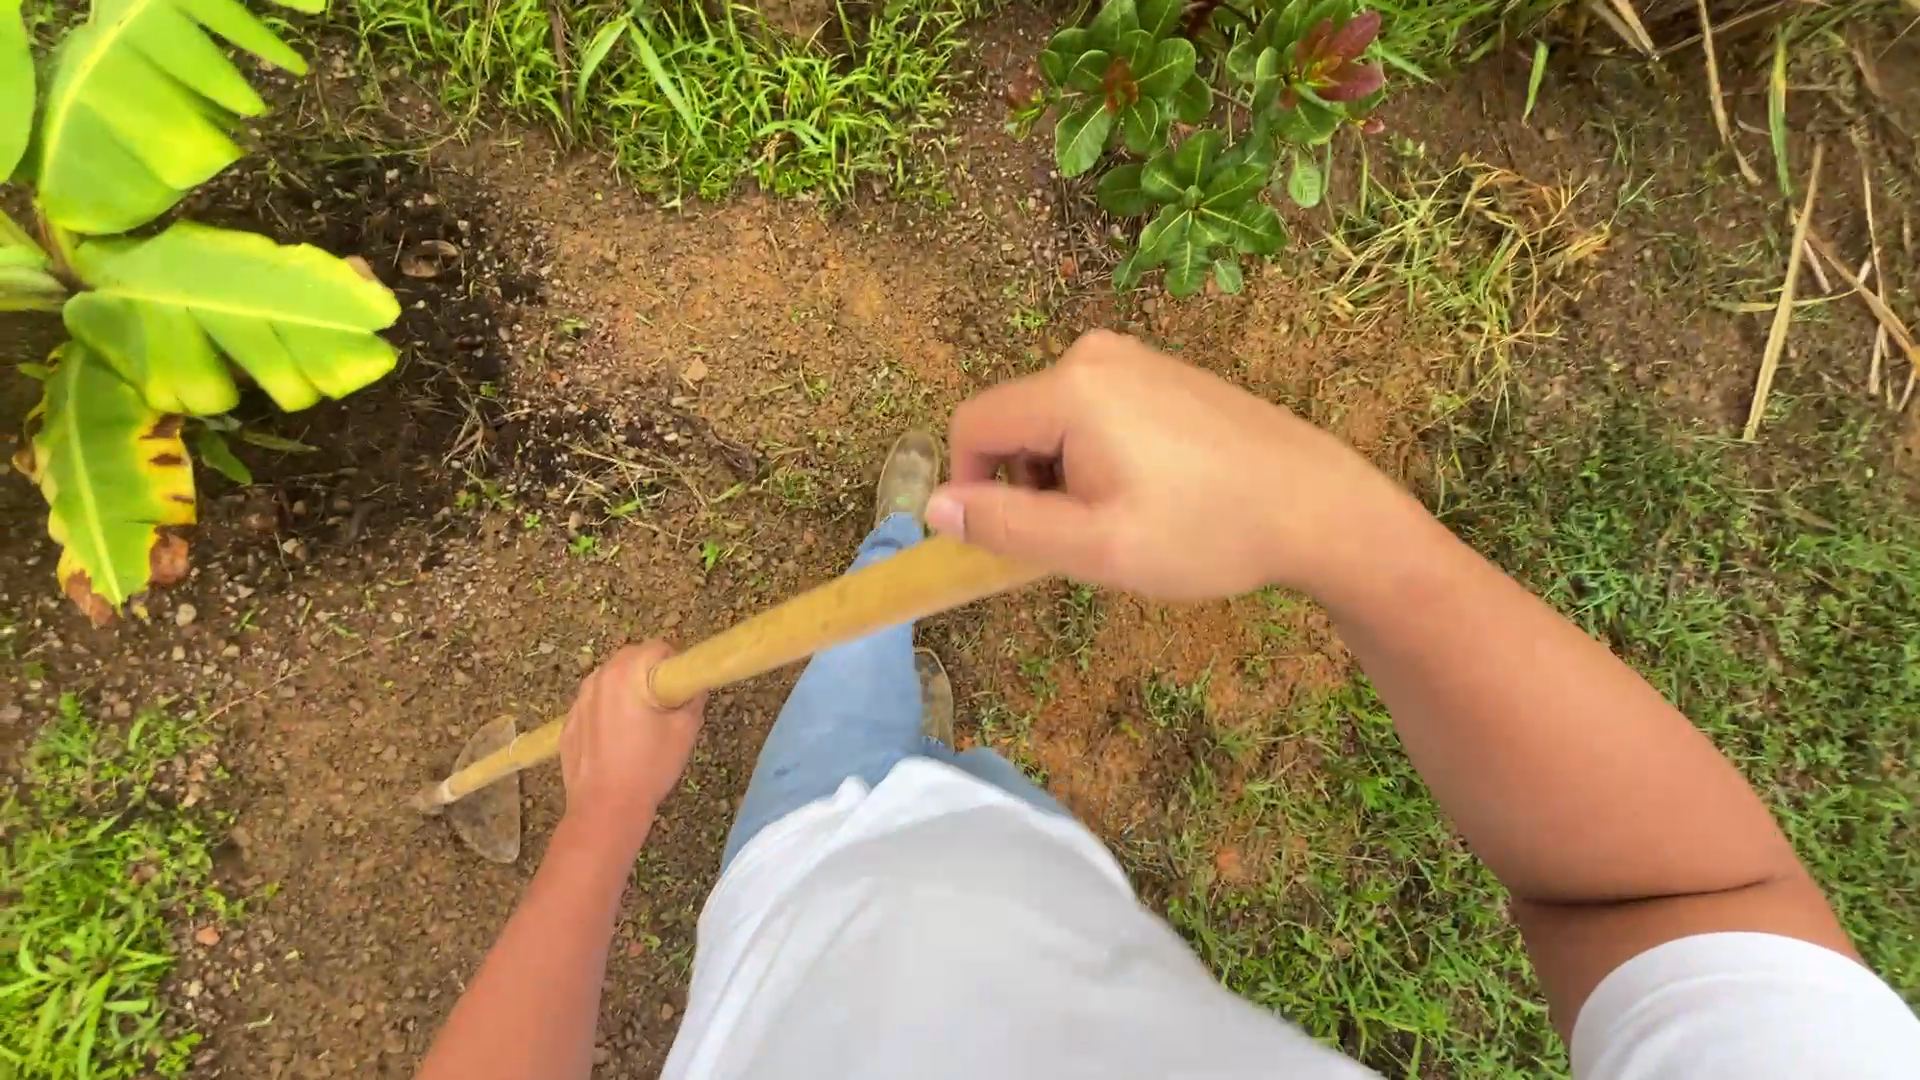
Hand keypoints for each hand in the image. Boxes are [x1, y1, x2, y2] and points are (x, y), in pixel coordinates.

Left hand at [557, 641, 705, 854]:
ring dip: (628, 690)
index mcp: (625, 674)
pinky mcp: (567, 725)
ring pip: (610, 680)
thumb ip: (692, 697)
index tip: (681, 690)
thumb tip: (692, 686)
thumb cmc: (650, 765)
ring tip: (641, 723)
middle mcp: (597, 680)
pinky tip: (619, 740)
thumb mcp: (686, 729)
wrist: (606, 808)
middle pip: (630, 659)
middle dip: (649, 674)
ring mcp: (577, 703)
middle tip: (665, 705)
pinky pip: (594, 705)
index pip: (657, 648)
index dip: (674, 665)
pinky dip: (608, 711)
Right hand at [925, 330, 1422, 599]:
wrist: (1320, 509)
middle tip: (1081, 533)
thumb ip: (1004, 525)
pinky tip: (1147, 490)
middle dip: (1025, 483)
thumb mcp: (1094, 546)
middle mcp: (1094, 355)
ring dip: (1060, 474)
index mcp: (1071, 389)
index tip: (1008, 536)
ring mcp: (1134, 358)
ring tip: (1119, 516)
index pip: (972, 426)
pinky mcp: (1160, 372)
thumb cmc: (1205, 533)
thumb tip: (933, 506)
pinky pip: (1092, 412)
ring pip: (1051, 421)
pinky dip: (1093, 455)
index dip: (970, 486)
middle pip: (1013, 423)